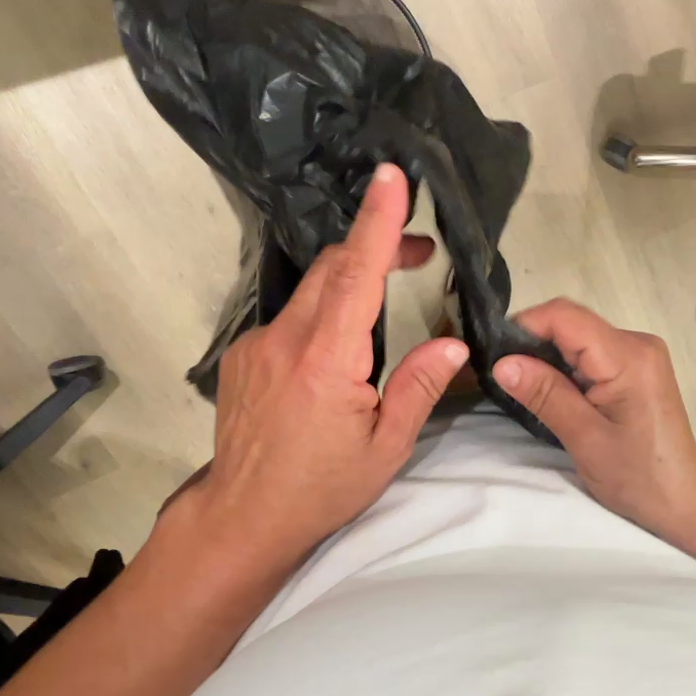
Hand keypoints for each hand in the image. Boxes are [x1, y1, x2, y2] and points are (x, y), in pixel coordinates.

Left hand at [171, 163, 467, 577]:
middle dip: (376, 246)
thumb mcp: (388, 447)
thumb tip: (453, 344)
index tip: (393, 178)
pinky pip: (291, 318)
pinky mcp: (242, 356)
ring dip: (351, 283)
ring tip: (386, 309)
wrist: (244, 517)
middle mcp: (285, 339)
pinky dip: (322, 316)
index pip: (356, 274)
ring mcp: (256, 344)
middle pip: (333, 268)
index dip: (377, 222)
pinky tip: (337, 354)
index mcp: (327, 360)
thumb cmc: (324, 487)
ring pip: (311, 293)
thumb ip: (419, 388)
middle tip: (421, 255)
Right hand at [491, 299, 695, 548]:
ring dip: (550, 357)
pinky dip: (569, 368)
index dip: (525, 326)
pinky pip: (594, 353)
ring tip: (524, 388)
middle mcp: (639, 344)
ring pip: (581, 338)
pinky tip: (555, 393)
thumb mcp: (584, 438)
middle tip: (503, 376)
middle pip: (573, 323)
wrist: (683, 501)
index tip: (495, 354)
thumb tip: (501, 363)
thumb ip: (545, 395)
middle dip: (534, 343)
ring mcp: (642, 355)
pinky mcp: (640, 369)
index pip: (566, 316)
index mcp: (629, 357)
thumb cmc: (637, 477)